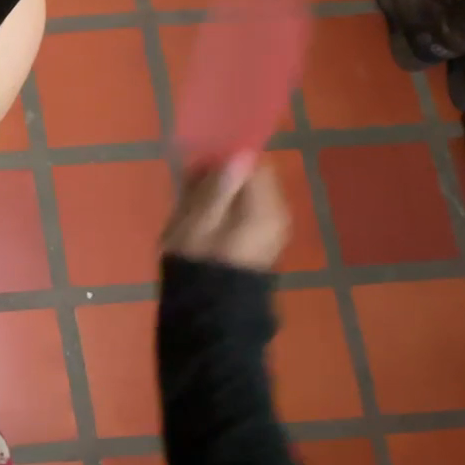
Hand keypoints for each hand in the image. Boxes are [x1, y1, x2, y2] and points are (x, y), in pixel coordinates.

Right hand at [161, 156, 288, 271]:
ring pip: (248, 195)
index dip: (227, 157)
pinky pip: (246, 211)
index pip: (255, 165)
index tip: (198, 161)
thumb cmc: (199, 261)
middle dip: (222, 175)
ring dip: (221, 192)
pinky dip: (226, 207)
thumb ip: (218, 187)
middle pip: (254, 179)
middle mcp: (277, 214)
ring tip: (190, 202)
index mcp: (265, 208)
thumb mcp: (199, 220)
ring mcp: (271, 229)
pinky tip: (202, 218)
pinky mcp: (260, 240)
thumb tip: (237, 156)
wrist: (210, 308)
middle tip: (188, 183)